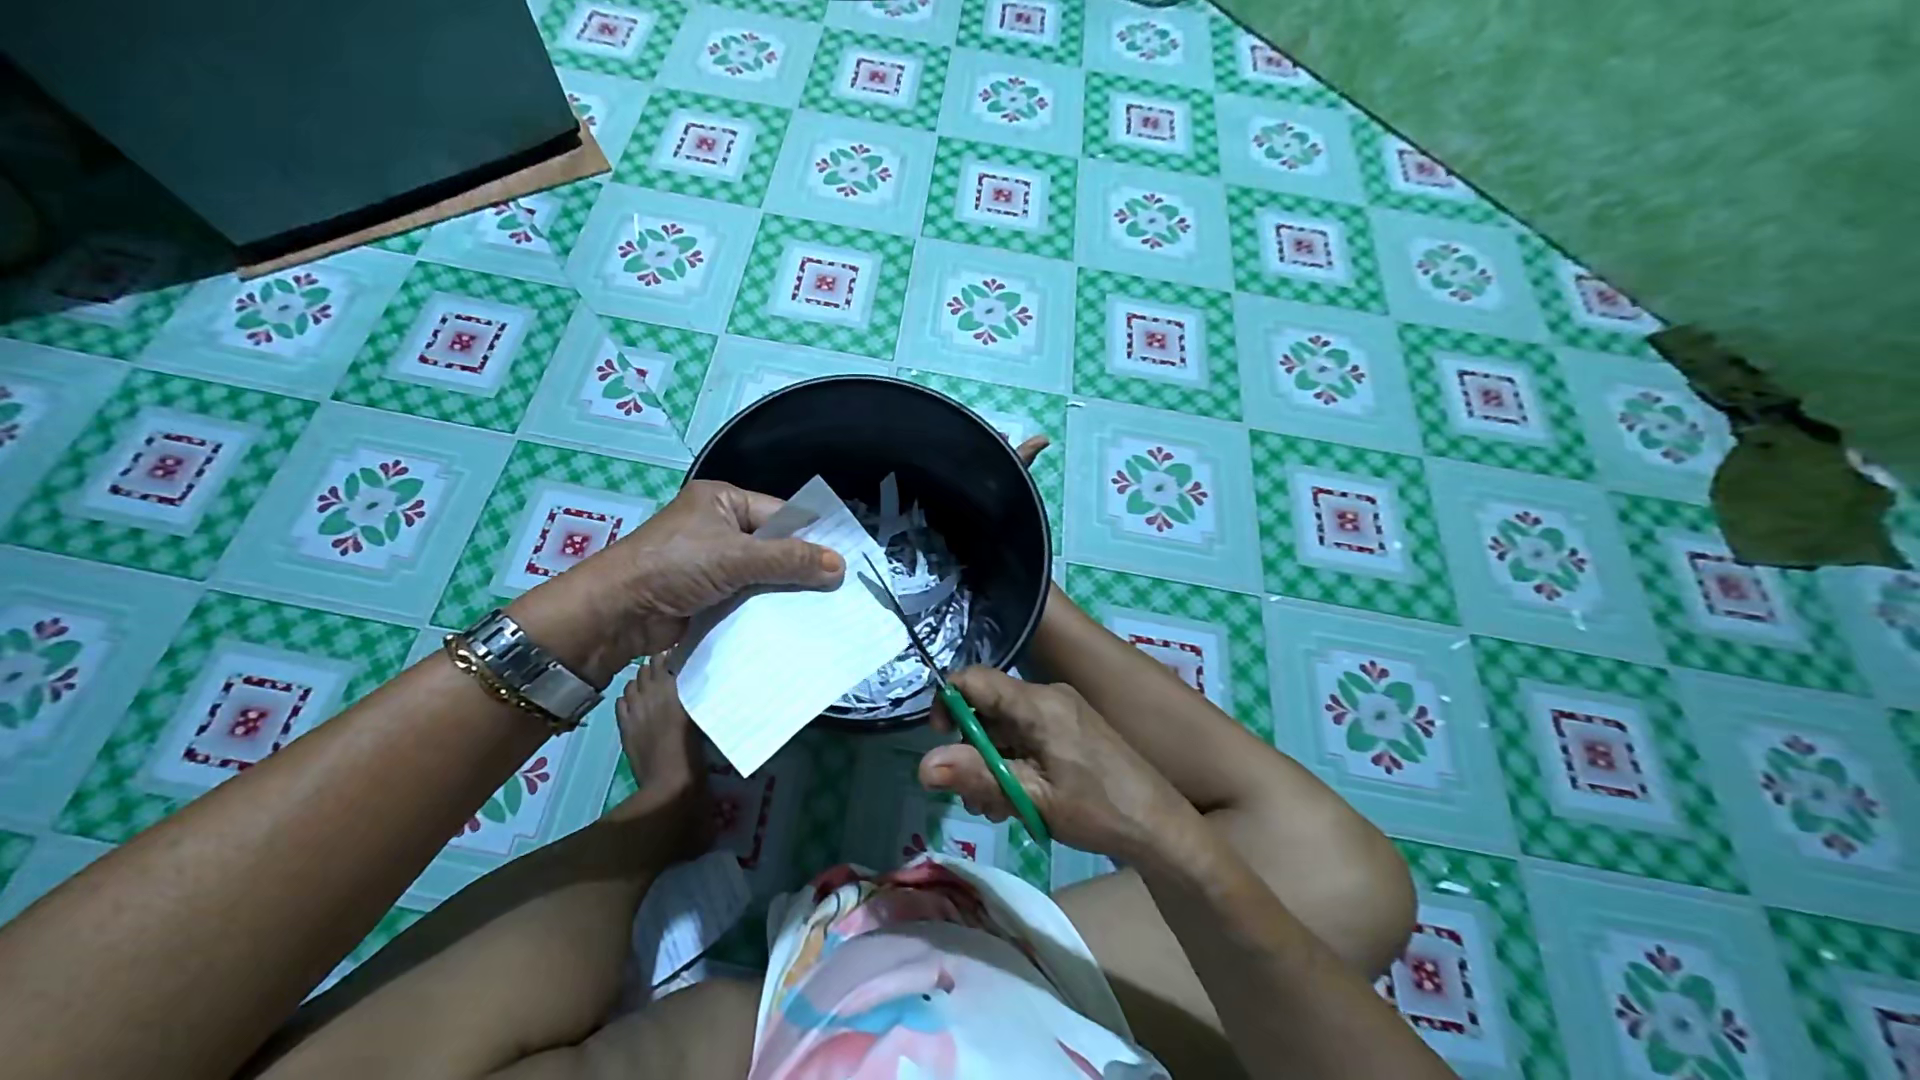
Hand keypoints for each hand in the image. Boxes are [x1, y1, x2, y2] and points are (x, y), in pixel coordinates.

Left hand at [507, 480, 844, 683]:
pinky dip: (768, 607)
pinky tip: (795, 621)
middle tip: (841, 588)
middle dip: (803, 567)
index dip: (812, 536)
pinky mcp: (710, 593)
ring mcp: (714, 562)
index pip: (781, 514)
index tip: (845, 559)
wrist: (618, 612)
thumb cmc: (675, 566)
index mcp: (723, 502)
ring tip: (827, 607)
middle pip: (775, 545)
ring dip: (787, 590)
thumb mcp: (737, 556)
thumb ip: (790, 559)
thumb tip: (840, 566)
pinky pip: (749, 596)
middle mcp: (720, 527)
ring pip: (764, 574)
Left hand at [607, 657, 710, 856]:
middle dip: (660, 662)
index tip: (689, 650)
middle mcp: (653, 698)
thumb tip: (699, 684)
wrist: (670, 792)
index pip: (670, 660)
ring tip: (658, 679)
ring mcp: (635, 712)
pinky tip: (640, 700)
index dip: (677, 654)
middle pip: (650, 667)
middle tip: (676, 662)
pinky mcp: (625, 728)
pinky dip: (630, 695)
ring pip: (634, 682)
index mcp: (676, 694)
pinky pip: (623, 701)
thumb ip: (701, 699)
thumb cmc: (697, 759)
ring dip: (644, 678)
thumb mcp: (704, 722)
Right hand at [917, 667, 1196, 860]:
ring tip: (999, 809)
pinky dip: (1013, 764)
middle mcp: (1048, 696)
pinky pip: (1026, 736)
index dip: (948, 703)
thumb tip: (922, 765)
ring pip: (1005, 727)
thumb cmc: (1099, 809)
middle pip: (988, 708)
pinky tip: (1018, 802)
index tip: (940, 742)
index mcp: (1039, 703)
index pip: (975, 679)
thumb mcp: (1032, 797)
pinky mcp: (1071, 730)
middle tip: (975, 798)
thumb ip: (977, 776)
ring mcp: (1062, 712)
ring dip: (991, 765)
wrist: (1160, 826)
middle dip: (971, 751)